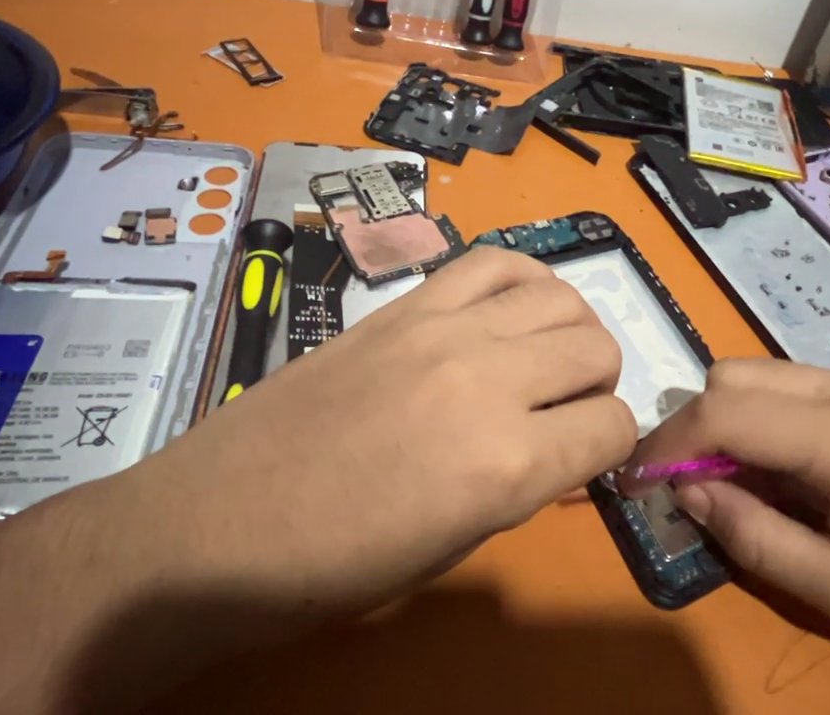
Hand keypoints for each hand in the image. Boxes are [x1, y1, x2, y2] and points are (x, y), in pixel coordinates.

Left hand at [94, 247, 637, 617]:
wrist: (216, 526)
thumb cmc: (334, 567)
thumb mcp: (455, 546)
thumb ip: (527, 484)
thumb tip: (567, 446)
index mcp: (507, 465)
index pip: (613, 428)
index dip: (609, 447)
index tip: (586, 456)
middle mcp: (490, 381)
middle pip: (598, 349)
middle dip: (599, 385)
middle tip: (565, 410)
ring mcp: (445, 330)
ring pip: (560, 296)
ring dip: (571, 330)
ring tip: (544, 356)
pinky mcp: (406, 304)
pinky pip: (493, 262)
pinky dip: (523, 280)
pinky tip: (514, 307)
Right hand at [622, 359, 829, 676]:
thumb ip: (753, 535)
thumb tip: (687, 488)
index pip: (727, 407)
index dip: (669, 441)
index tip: (636, 480)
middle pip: (738, 373)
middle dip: (697, 425)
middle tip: (689, 490)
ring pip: (762, 374)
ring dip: (730, 421)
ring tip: (735, 488)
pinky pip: (794, 388)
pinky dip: (765, 420)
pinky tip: (782, 475)